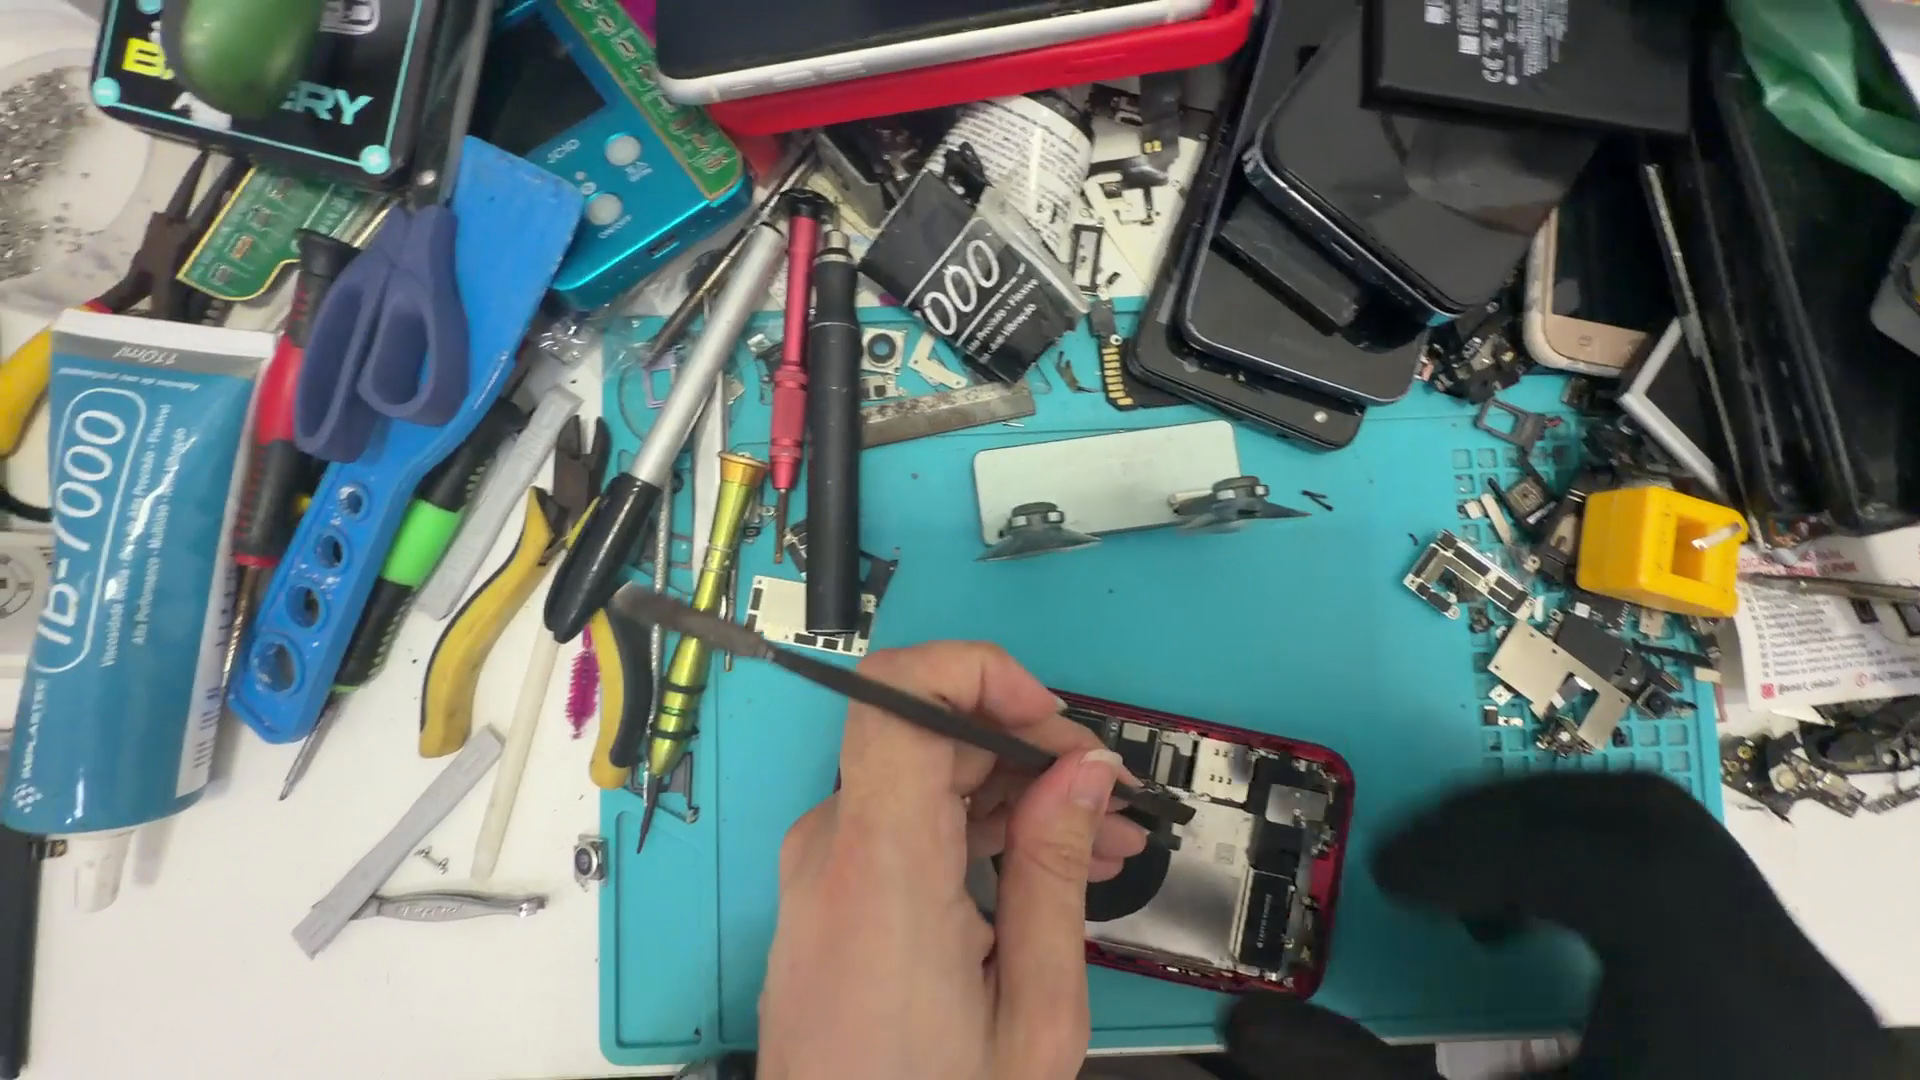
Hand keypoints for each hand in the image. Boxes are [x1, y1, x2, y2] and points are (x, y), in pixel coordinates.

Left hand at [758, 642, 1149, 1079]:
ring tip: (1099, 834)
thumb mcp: (1030, 1012)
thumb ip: (1054, 871)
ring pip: (927, 771)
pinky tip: (1044, 855)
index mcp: (878, 864)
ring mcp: (826, 861)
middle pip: (928, 728)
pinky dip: (977, 820)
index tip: (1048, 715)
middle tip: (1107, 790)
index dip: (976, 671)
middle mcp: (833, 843)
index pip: (898, 693)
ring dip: (1013, 786)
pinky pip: (910, 818)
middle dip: (1026, 741)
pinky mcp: (833, 882)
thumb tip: (1082, 768)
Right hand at [1222, 773, 1901, 1079]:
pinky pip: (1670, 862)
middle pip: (1640, 821)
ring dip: (1538, 825)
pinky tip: (1530, 914)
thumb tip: (1243, 1029)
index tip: (1393, 879)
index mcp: (1732, 1018)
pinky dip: (1579, 856)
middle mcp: (1785, 977)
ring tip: (1463, 871)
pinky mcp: (1778, 975)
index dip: (1489, 852)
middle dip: (1502, 819)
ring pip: (1656, 827)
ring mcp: (1791, 970)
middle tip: (1415, 856)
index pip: (1625, 875)